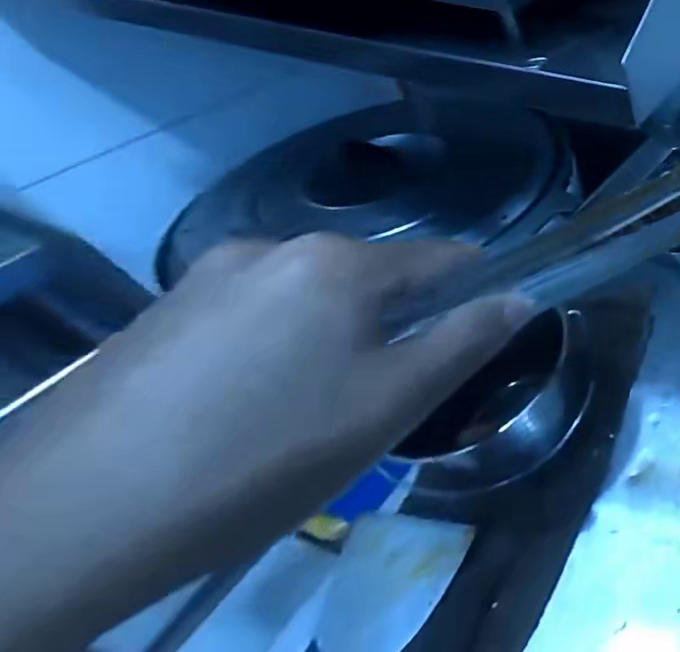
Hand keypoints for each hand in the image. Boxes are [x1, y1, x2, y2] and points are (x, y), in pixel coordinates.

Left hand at [0, 233, 529, 650]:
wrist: (47, 540)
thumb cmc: (258, 459)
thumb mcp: (394, 404)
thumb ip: (470, 338)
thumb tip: (520, 297)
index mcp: (337, 261)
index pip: (448, 258)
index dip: (471, 299)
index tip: (458, 350)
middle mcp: (271, 250)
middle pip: (377, 279)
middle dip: (394, 325)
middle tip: (372, 398)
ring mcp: (201, 281)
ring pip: (313, 300)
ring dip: (331, 339)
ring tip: (300, 414)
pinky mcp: (149, 320)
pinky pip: (252, 318)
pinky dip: (270, 351)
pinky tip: (237, 415)